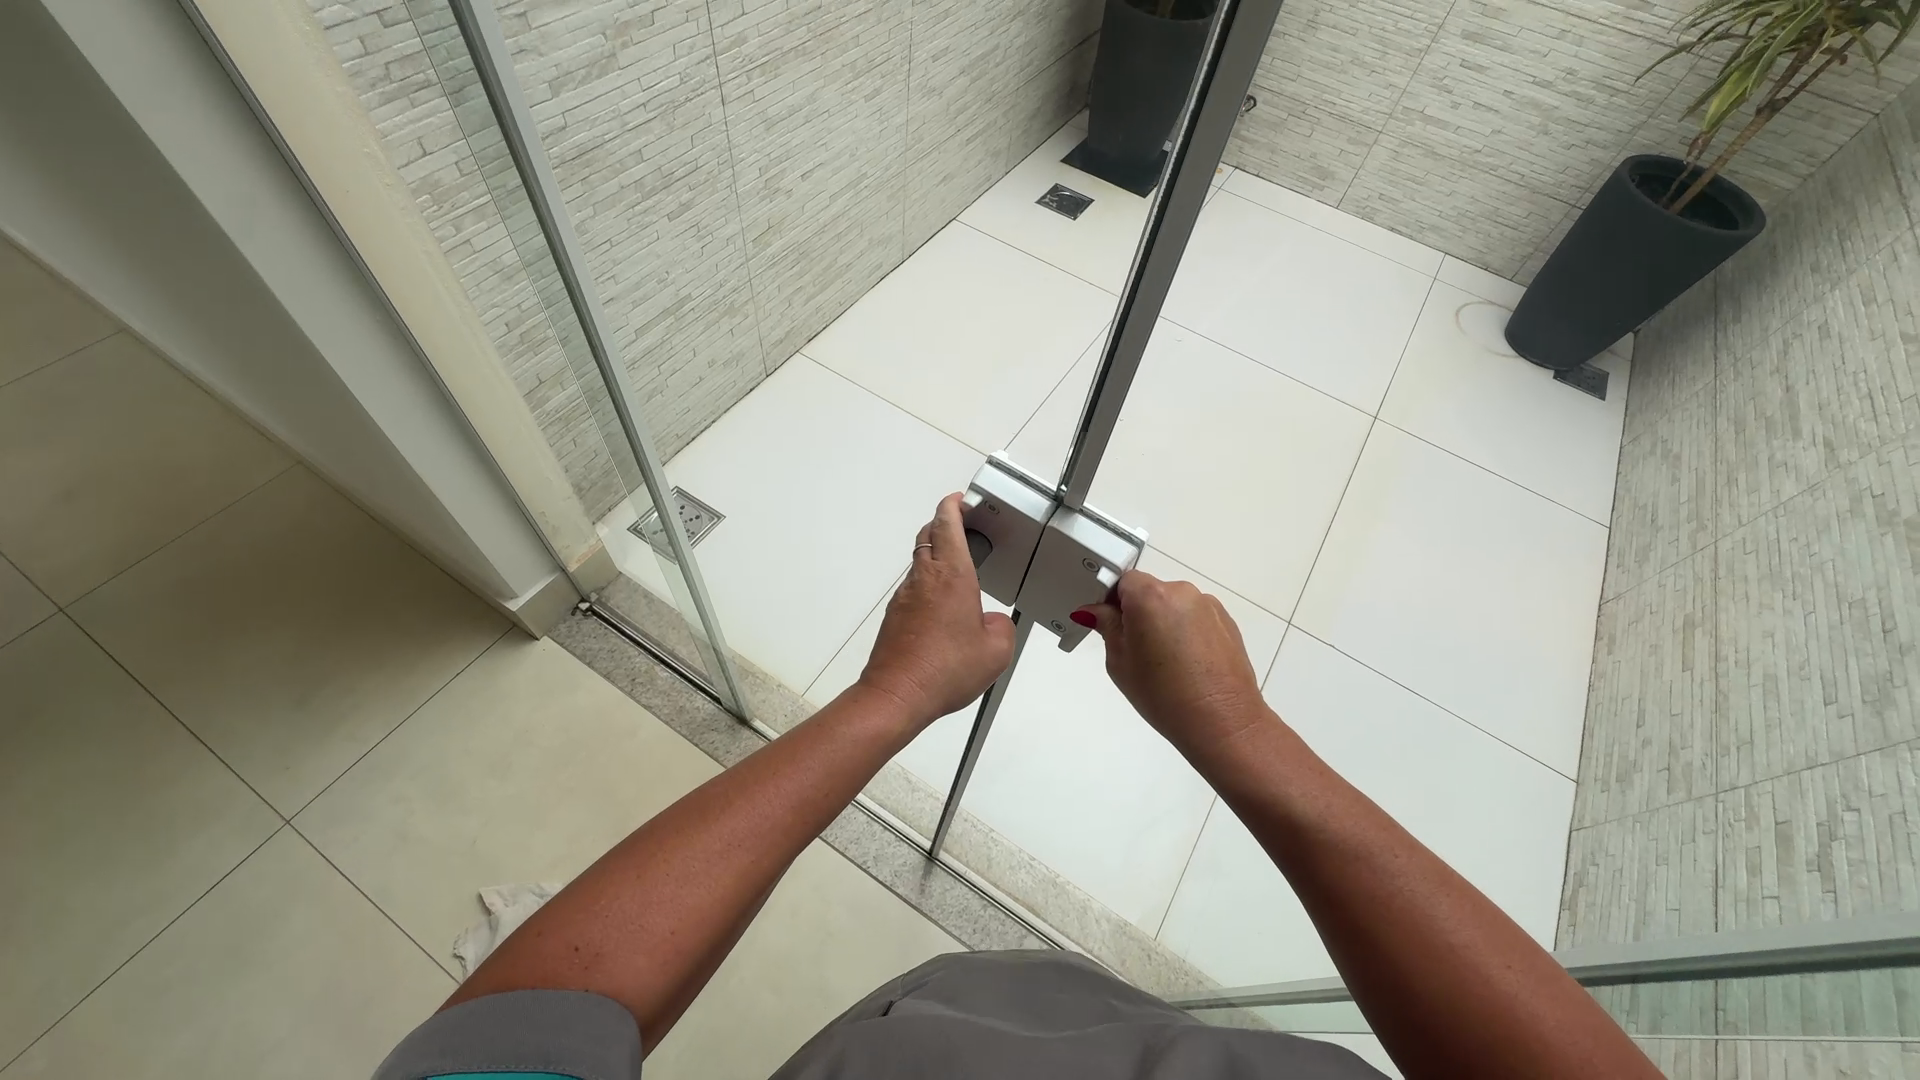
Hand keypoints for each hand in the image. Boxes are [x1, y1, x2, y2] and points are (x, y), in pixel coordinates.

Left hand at [858, 493, 1016, 723]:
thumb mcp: (996, 650)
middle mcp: (924, 578)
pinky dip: (928, 587)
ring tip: (959, 573)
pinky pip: (914, 590)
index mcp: (952, 576)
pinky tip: (944, 610)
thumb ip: (1001, 627)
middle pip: (928, 536)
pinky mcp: (895, 616)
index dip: (953, 505)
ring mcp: (905, 596)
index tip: (961, 499)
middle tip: (963, 527)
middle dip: (943, 524)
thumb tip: (990, 622)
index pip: (947, 524)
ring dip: (936, 557)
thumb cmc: (946, 669)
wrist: (897, 694)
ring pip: (919, 563)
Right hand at [1073, 572, 1270, 750]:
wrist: (1222, 721)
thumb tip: (1094, 611)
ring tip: (1165, 662)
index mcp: (1150, 597)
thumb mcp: (1120, 662)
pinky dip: (1187, 632)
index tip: (1111, 624)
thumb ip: (1106, 627)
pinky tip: (1186, 663)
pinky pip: (1195, 617)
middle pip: (1150, 591)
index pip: (1123, 581)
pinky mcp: (1227, 621)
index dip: (1113, 601)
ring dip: (1165, 623)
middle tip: (1137, 650)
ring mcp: (1208, 605)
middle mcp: (1182, 592)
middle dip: (1139, 613)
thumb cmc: (1165, 696)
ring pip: (1174, 605)